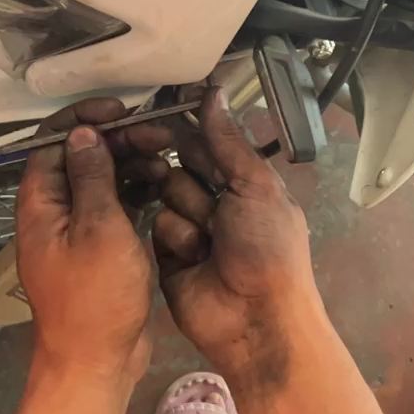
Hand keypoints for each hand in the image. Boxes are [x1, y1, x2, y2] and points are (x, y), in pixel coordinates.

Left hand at [15, 98, 173, 382]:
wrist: (97, 362)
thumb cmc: (95, 297)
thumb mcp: (98, 229)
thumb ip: (91, 177)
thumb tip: (83, 133)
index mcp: (41, 202)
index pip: (54, 139)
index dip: (85, 117)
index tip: (122, 111)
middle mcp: (53, 208)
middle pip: (82, 155)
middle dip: (118, 138)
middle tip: (159, 134)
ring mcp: (77, 226)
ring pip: (102, 176)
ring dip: (131, 161)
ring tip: (167, 157)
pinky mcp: (99, 242)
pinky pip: (115, 201)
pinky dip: (136, 188)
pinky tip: (163, 181)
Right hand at [151, 89, 322, 393]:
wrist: (257, 322)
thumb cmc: (267, 248)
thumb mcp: (256, 187)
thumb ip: (228, 141)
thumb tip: (214, 91)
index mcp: (241, 180)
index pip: (204, 141)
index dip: (181, 126)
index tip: (152, 109)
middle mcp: (213, 199)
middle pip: (178, 164)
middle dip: (170, 160)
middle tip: (146, 146)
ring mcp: (188, 227)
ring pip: (166, 195)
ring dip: (185, 208)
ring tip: (206, 235)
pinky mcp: (166, 256)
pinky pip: (158, 228)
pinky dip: (175, 238)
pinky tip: (195, 256)